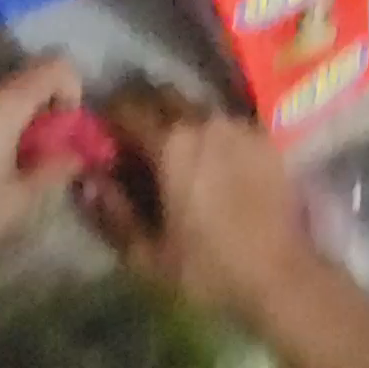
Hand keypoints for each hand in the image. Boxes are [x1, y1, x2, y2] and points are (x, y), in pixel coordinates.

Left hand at [0, 59, 84, 339]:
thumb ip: (55, 170)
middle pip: (21, 78)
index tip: (64, 125)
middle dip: (36, 108)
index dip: (71, 88)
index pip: (55, 64)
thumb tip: (77, 154)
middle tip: (32, 150)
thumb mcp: (17, 203)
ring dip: (5, 115)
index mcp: (1, 100)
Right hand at [80, 114, 315, 321]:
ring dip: (180, 117)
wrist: (281, 274)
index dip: (110, 116)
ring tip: (179, 149)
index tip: (105, 133)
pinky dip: (213, 131)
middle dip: (145, 107)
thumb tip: (87, 178)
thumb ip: (112, 212)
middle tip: (138, 136)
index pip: (127, 107)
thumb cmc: (209, 267)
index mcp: (170, 142)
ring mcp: (237, 123)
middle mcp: (203, 119)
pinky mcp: (264, 134)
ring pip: (197, 104)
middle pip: (163, 94)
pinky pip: (228, 120)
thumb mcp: (148, 254)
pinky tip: (216, 158)